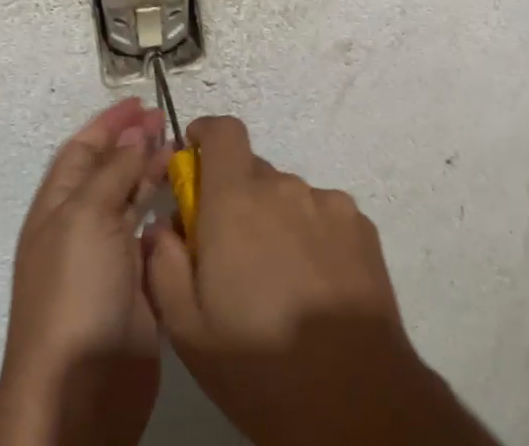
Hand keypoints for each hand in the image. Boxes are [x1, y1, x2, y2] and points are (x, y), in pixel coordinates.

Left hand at [0, 99, 169, 445]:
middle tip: (173, 125)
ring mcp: (109, 259)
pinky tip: (194, 204)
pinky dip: (171, 216)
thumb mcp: (86, 218)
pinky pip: (155, 238)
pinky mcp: (138, 285)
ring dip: (155, 176)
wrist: (83, 383)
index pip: (81, 152)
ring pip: (133, 204)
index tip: (142, 102)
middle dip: (135, 145)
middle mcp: (81, 229)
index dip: (108, 124)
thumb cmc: (76, 291)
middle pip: (109, 174)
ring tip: (188, 155)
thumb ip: (113, 172)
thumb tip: (135, 136)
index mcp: (58, 208)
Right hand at [145, 116, 497, 445]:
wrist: (355, 395)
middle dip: (234, 199)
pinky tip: (312, 287)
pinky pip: (323, 216)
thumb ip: (164, 264)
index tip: (194, 161)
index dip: (205, 136)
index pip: (223, 132)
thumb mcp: (187, 328)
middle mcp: (286, 189)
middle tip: (229, 256)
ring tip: (276, 282)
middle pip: (253, 171)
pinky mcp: (363, 228)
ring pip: (289, 197)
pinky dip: (310, 235)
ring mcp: (331, 206)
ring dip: (274, 220)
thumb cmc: (259, 363)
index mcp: (236, 203)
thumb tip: (164, 227)